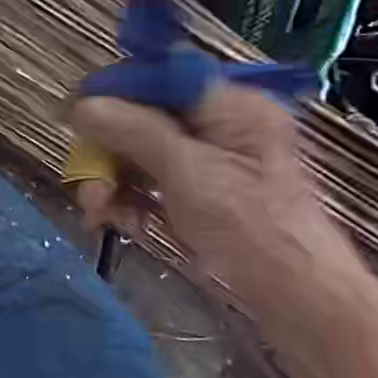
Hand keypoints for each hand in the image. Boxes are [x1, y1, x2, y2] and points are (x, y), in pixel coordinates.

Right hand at [71, 82, 370, 315]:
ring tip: (98, 213)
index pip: (162, 75)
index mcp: (230, 106)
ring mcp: (203, 161)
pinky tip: (118, 222)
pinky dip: (125, 199)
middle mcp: (216, 125)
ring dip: (109, 180)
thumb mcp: (189, 173)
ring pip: (136, 152)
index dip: (117, 90)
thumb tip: (84, 105)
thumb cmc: (253, 230)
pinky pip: (145, 181)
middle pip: (141, 116)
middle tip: (88, 184)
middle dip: (107, 149)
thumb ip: (135, 131)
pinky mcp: (193, 193)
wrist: (297, 302)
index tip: (79, 116)